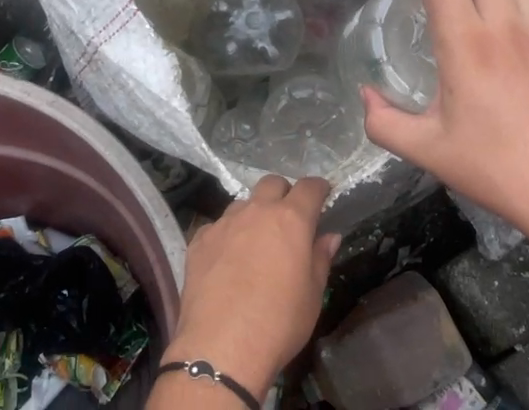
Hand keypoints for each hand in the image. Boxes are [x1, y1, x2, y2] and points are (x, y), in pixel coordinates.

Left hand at [162, 176, 341, 392]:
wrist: (222, 345)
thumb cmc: (279, 322)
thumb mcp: (313, 295)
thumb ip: (321, 258)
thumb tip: (329, 236)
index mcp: (290, 220)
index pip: (309, 188)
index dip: (318, 188)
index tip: (322, 194)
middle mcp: (256, 212)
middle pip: (272, 183)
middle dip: (284, 193)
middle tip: (289, 217)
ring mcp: (224, 223)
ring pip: (242, 203)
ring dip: (253, 214)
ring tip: (256, 242)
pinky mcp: (199, 239)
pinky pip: (218, 226)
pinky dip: (228, 236)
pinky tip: (227, 261)